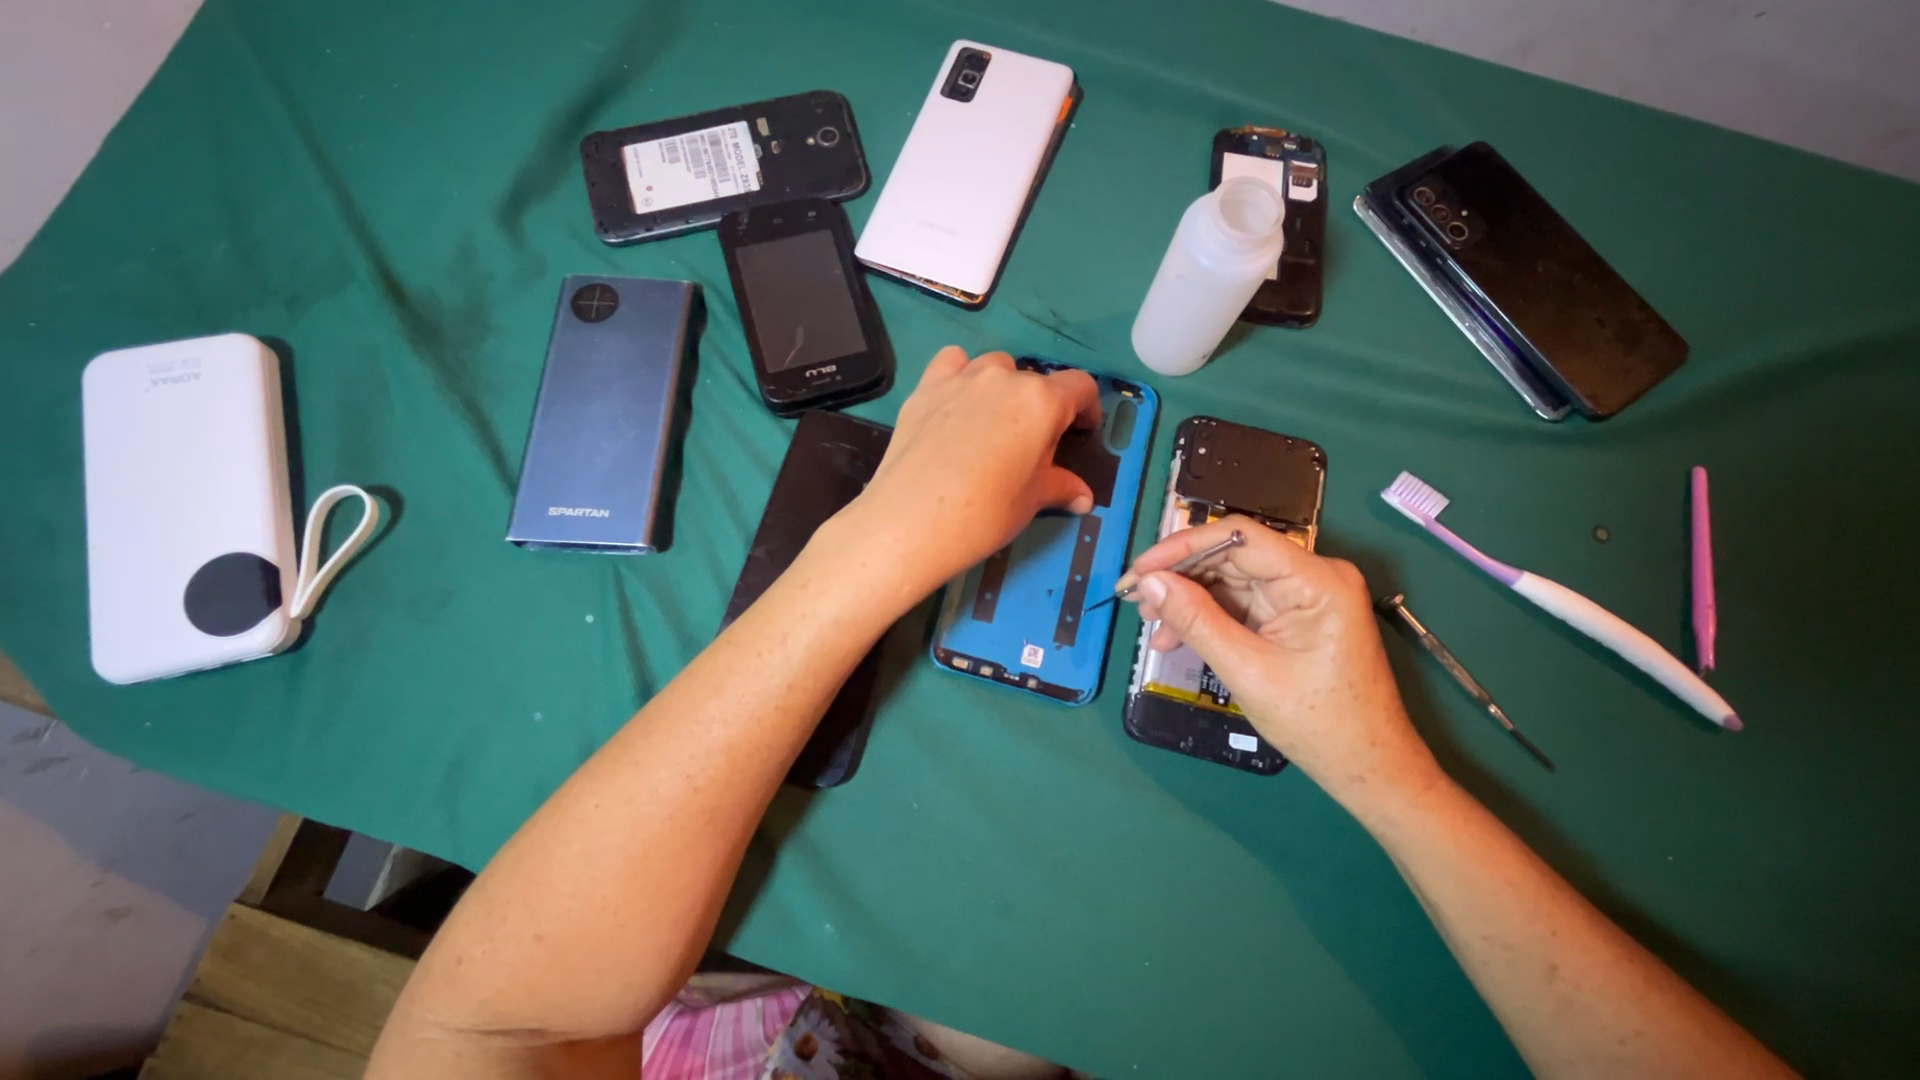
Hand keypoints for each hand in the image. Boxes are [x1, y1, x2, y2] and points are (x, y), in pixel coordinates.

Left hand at [834, 347, 1100, 598]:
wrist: (911, 521)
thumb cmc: (985, 514)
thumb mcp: (1031, 502)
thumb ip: (1060, 488)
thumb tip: (1084, 498)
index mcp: (1041, 402)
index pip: (1079, 387)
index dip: (1086, 409)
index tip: (1081, 432)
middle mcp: (1004, 379)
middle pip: (1035, 381)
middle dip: (1042, 408)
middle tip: (1032, 447)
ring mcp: (961, 379)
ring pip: (994, 367)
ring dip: (1003, 386)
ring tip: (995, 422)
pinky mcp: (925, 389)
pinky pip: (951, 363)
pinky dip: (960, 374)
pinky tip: (957, 403)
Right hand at [1126, 517, 1443, 814]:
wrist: (1367, 768)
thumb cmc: (1317, 724)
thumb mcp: (1247, 671)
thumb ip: (1196, 621)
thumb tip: (1149, 582)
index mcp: (1315, 580)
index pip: (1238, 538)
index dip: (1182, 547)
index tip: (1140, 571)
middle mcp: (1311, 575)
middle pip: (1231, 556)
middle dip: (1179, 576)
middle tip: (1135, 599)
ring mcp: (1302, 595)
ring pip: (1229, 580)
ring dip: (1187, 600)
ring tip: (1149, 624)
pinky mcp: (1292, 615)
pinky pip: (1239, 603)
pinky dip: (1205, 618)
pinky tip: (1174, 638)